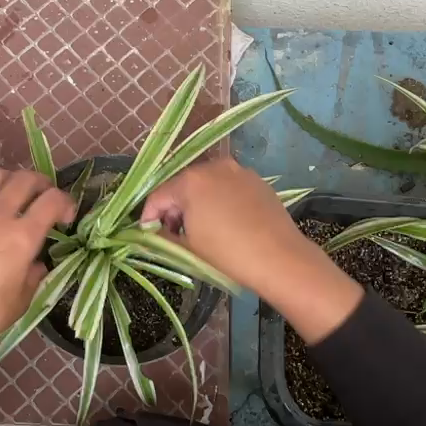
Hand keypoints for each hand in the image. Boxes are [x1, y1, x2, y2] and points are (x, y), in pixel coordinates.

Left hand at [0, 166, 75, 366]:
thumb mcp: (23, 299)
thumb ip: (34, 274)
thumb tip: (36, 262)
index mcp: (22, 237)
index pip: (52, 201)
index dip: (66, 203)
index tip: (67, 218)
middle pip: (24, 178)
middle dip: (43, 183)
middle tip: (46, 199)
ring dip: (10, 179)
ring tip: (14, 195)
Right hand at [142, 156, 362, 341]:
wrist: (279, 258)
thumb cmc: (228, 254)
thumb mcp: (188, 248)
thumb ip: (162, 238)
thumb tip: (148, 235)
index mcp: (191, 181)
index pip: (158, 195)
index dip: (148, 216)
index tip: (146, 234)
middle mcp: (213, 167)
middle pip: (182, 186)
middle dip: (173, 209)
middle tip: (172, 234)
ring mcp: (238, 171)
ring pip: (205, 185)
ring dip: (195, 204)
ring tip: (197, 230)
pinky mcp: (256, 181)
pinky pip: (227, 187)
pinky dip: (218, 201)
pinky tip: (223, 223)